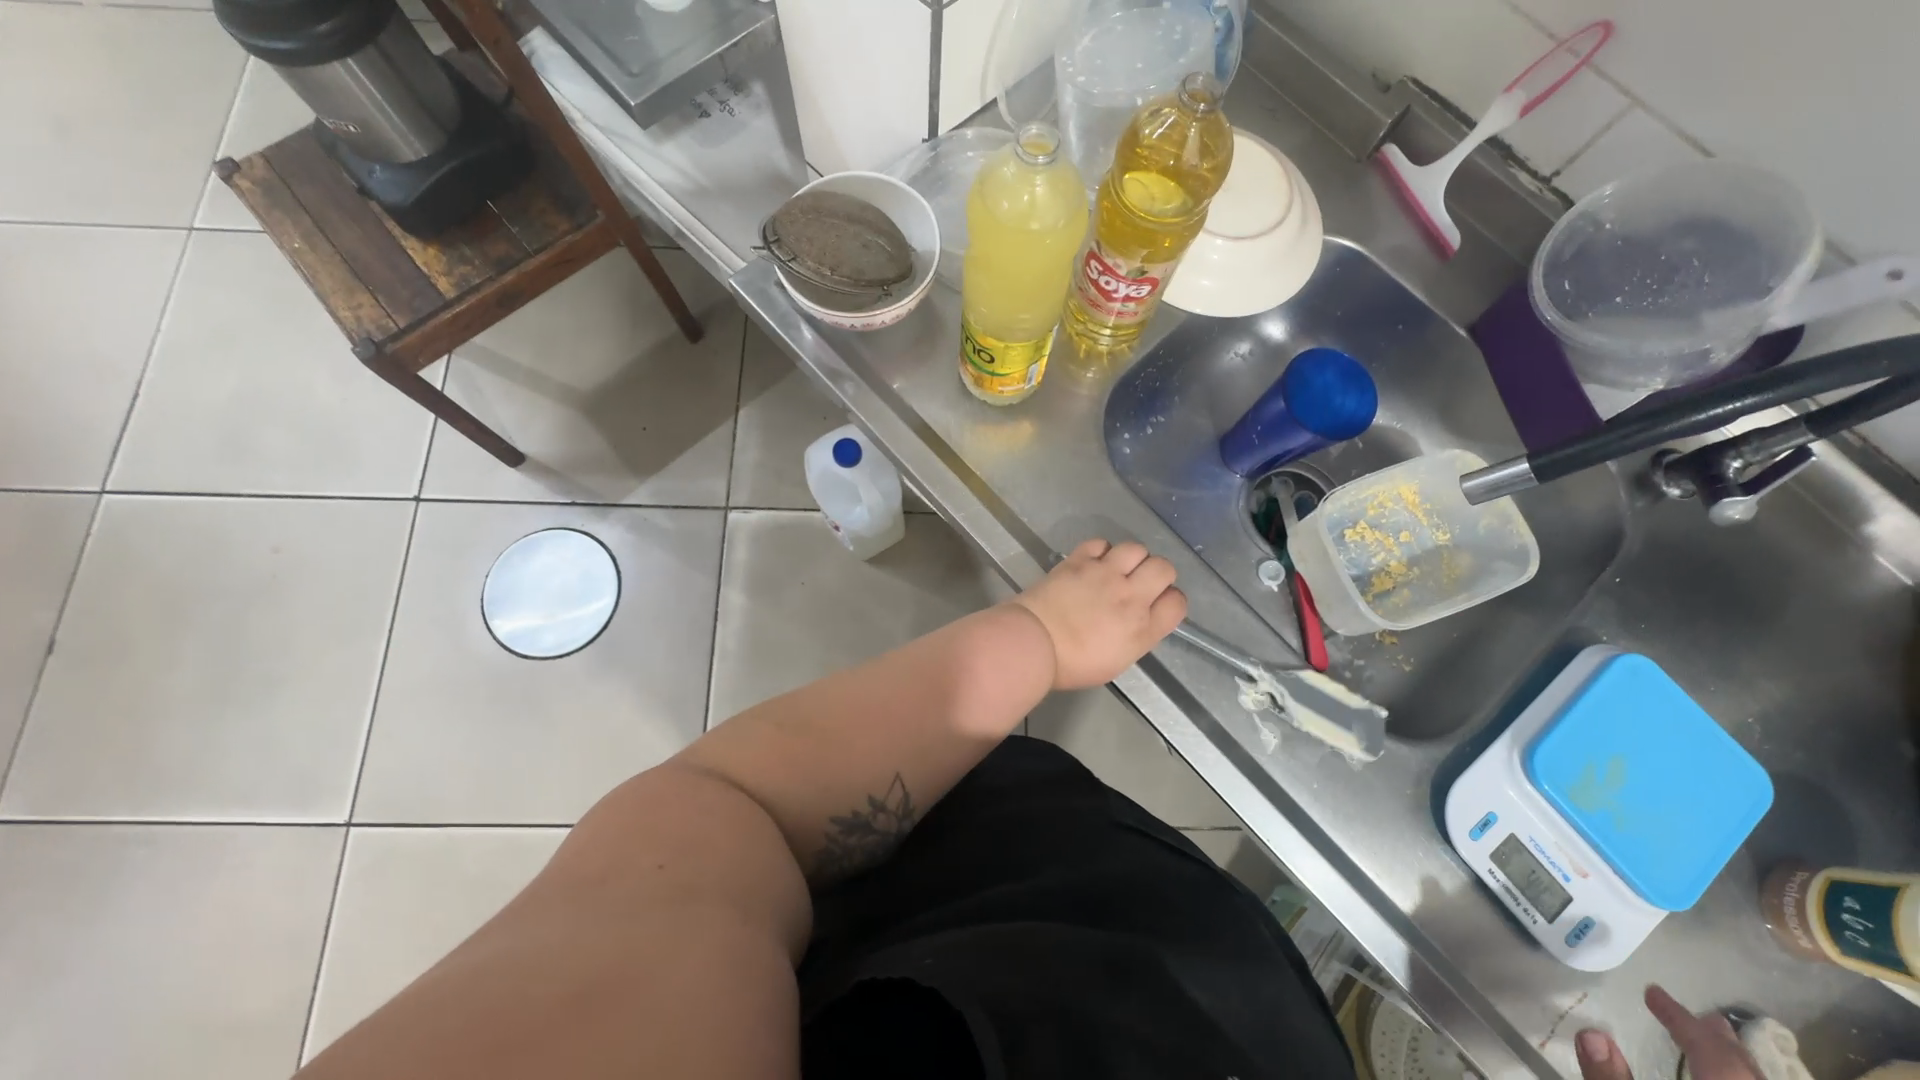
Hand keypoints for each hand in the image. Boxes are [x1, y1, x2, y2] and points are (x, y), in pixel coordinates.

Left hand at [1011, 540, 1186, 690]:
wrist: (1033, 642)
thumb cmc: (1071, 665)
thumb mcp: (1116, 661)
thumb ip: (1135, 636)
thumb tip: (1138, 620)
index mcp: (1142, 628)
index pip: (1177, 602)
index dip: (1170, 600)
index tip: (1156, 604)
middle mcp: (1130, 596)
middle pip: (1164, 568)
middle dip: (1157, 573)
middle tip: (1139, 583)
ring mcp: (1105, 574)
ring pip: (1136, 548)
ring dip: (1131, 558)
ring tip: (1117, 569)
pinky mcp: (1079, 561)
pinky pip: (1101, 543)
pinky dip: (1101, 550)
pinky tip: (1093, 562)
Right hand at [1576, 986, 1762, 1079]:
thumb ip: (1610, 1079)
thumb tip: (1590, 1033)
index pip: (1706, 1048)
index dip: (1678, 1017)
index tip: (1652, 991)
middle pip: (1742, 1067)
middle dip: (1717, 1038)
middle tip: (1700, 1014)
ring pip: (1754, 1079)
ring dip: (1734, 1058)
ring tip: (1717, 1039)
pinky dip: (1738, 1075)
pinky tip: (1722, 1073)